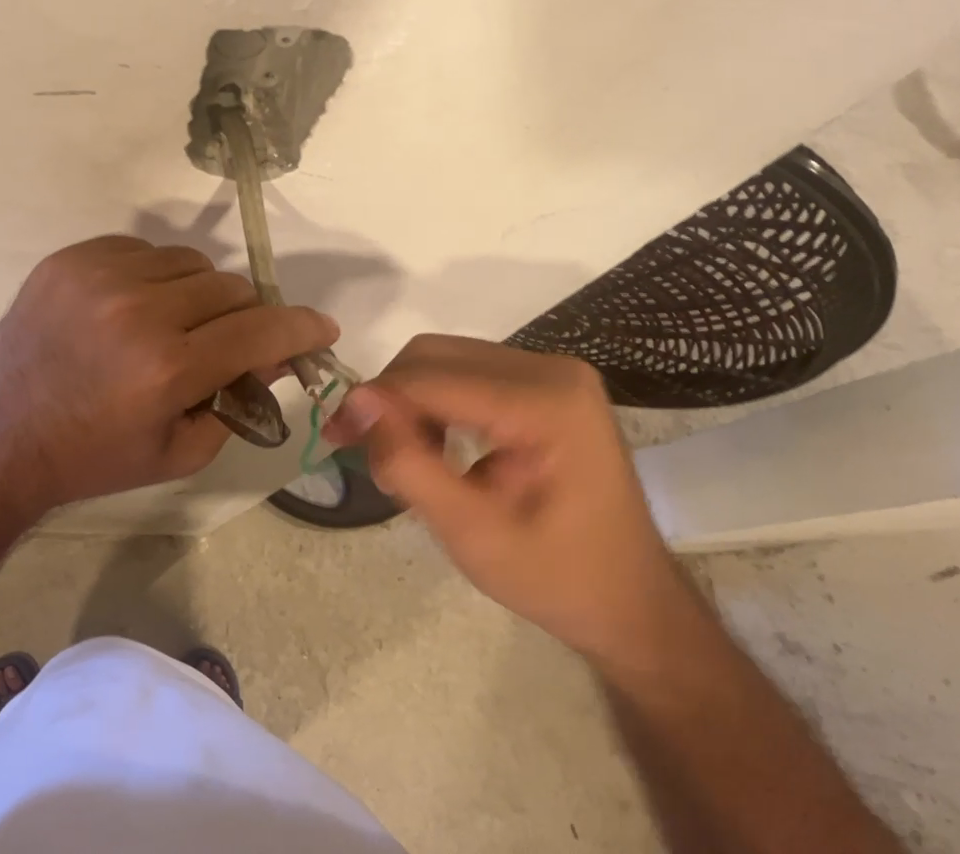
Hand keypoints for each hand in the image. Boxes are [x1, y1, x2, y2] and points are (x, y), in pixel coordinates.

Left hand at [0, 235, 337, 517]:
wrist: (3, 439)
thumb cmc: (95, 458)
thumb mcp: (180, 450)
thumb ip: (238, 400)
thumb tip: (274, 357)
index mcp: (168, 367)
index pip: (262, 329)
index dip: (301, 329)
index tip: (319, 330)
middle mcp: (137, 310)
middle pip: (229, 287)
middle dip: (243, 318)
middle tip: (226, 344)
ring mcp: (97, 278)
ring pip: (187, 261)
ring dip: (196, 293)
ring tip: (173, 325)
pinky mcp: (67, 261)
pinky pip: (138, 249)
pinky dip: (149, 275)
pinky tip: (131, 308)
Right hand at [324, 335, 697, 669]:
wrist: (627, 600)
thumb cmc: (553, 576)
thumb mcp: (468, 529)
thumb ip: (408, 462)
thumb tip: (354, 404)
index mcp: (545, 402)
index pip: (429, 378)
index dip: (372, 402)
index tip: (332, 438)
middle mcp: (551, 370)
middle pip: (433, 357)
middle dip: (388, 400)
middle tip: (364, 454)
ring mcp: (552, 375)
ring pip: (443, 362)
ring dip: (408, 405)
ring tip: (401, 462)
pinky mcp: (546, 388)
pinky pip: (466, 376)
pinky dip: (434, 406)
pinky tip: (433, 450)